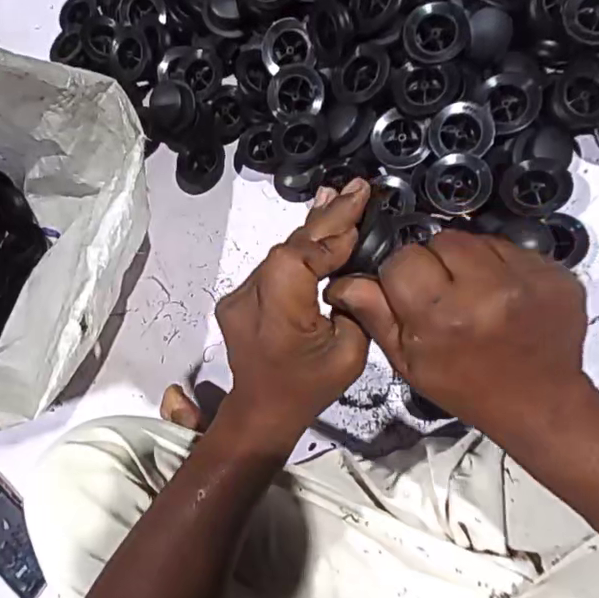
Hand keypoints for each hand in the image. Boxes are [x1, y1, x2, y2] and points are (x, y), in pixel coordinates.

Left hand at [211, 179, 372, 450]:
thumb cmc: (308, 388)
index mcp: (278, 315)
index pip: (301, 258)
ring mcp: (239, 296)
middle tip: (355, 188)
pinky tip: (315, 225)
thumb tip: (350, 272)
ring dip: (311, 228)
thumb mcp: (350, 354)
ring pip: (279, 252)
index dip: (332, 236)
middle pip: (289, 246)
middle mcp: (249, 298)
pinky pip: (272, 266)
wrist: (263, 409)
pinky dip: (297, 247)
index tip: (360, 211)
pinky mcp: (238, 298)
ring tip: (338, 198)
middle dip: (326, 218)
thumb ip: (354, 306)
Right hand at [327, 230, 591, 442]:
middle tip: (444, 296)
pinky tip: (502, 296)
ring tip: (475, 296)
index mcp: (442, 315)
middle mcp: (485, 290)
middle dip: (435, 263)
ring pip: (476, 239)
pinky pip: (511, 247)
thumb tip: (344, 283)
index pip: (402, 259)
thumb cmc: (468, 388)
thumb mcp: (409, 363)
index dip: (401, 275)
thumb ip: (375, 316)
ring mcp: (524, 278)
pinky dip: (500, 266)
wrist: (538, 402)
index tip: (411, 295)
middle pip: (440, 240)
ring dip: (468, 261)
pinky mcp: (553, 272)